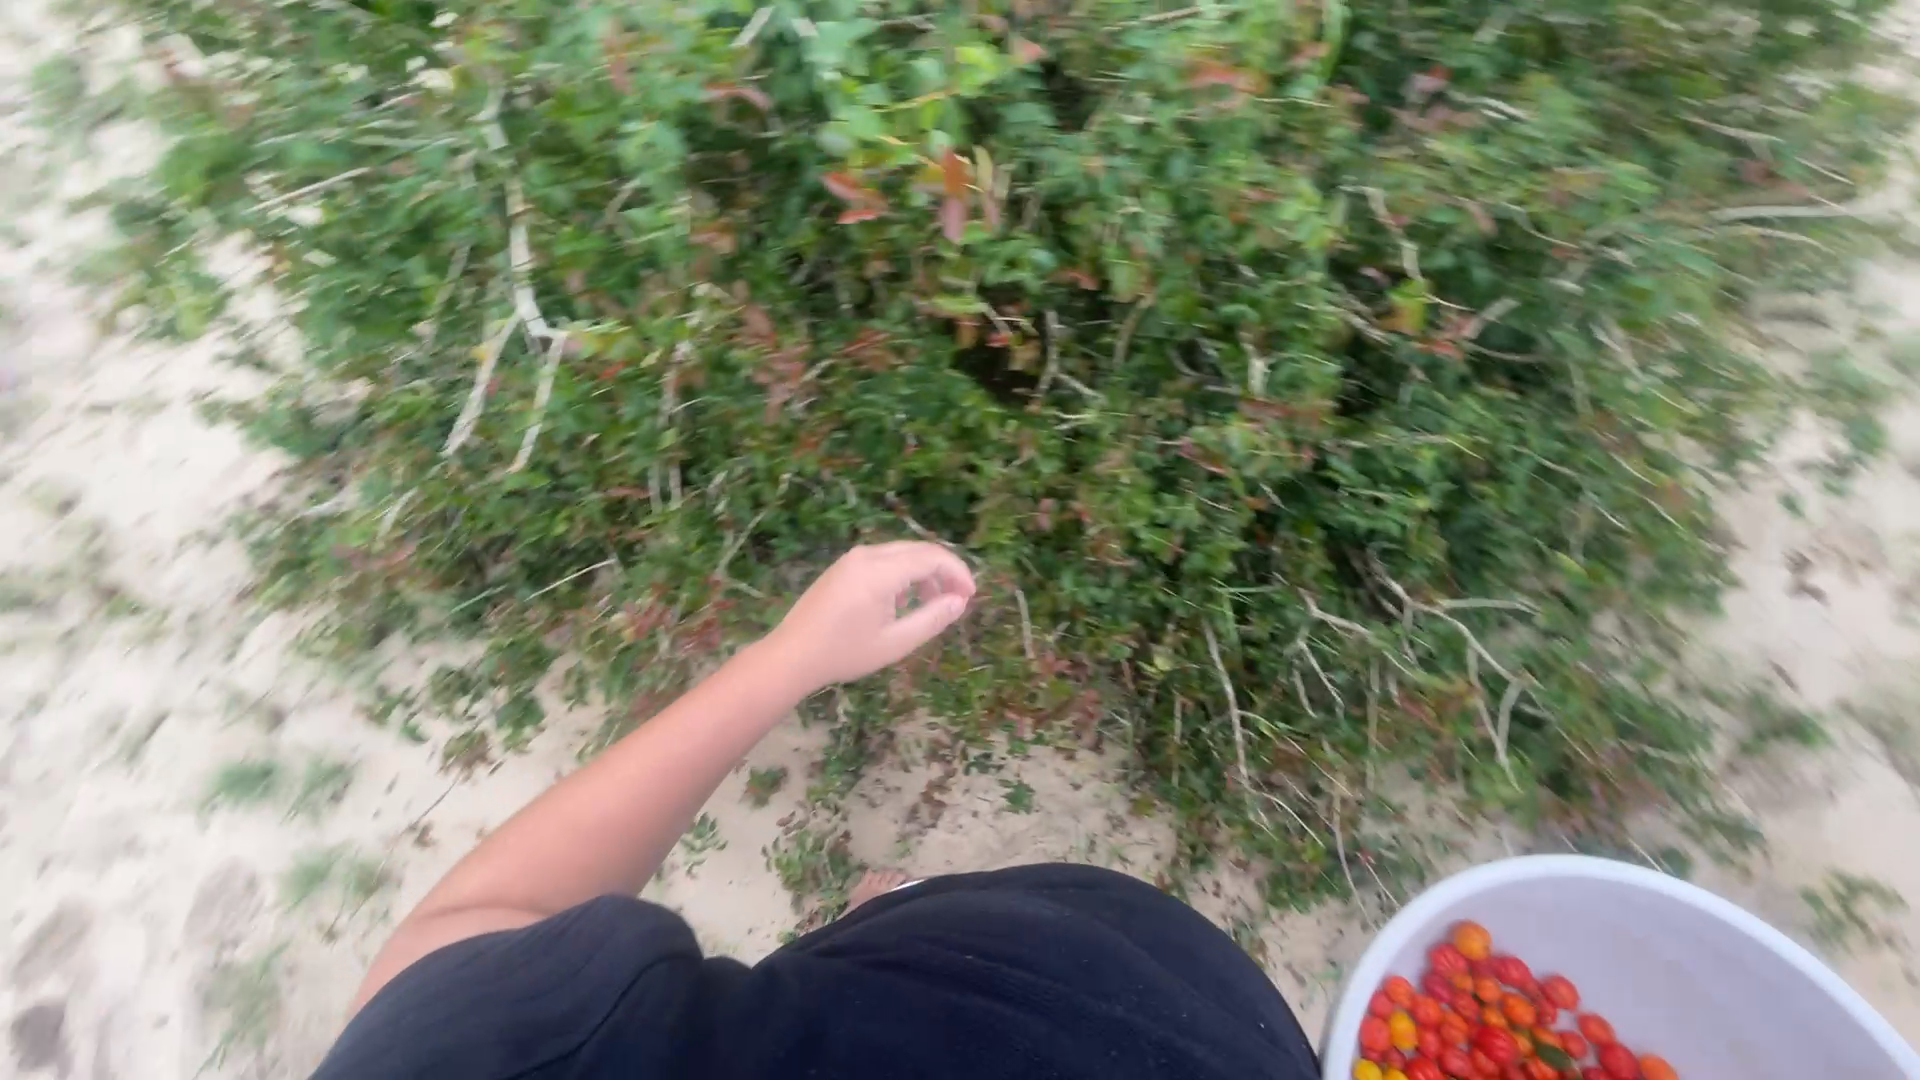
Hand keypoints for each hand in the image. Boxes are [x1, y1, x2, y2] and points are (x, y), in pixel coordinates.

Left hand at [759, 542, 975, 696]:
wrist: (792, 655)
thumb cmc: (844, 653)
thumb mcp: (895, 642)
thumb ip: (932, 619)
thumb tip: (959, 601)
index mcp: (880, 571)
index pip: (932, 557)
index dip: (957, 572)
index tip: (970, 595)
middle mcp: (867, 555)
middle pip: (918, 550)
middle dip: (943, 571)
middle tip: (959, 599)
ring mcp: (852, 558)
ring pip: (901, 554)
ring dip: (923, 573)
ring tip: (933, 604)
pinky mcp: (844, 567)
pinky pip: (883, 560)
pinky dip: (903, 574)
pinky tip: (903, 602)